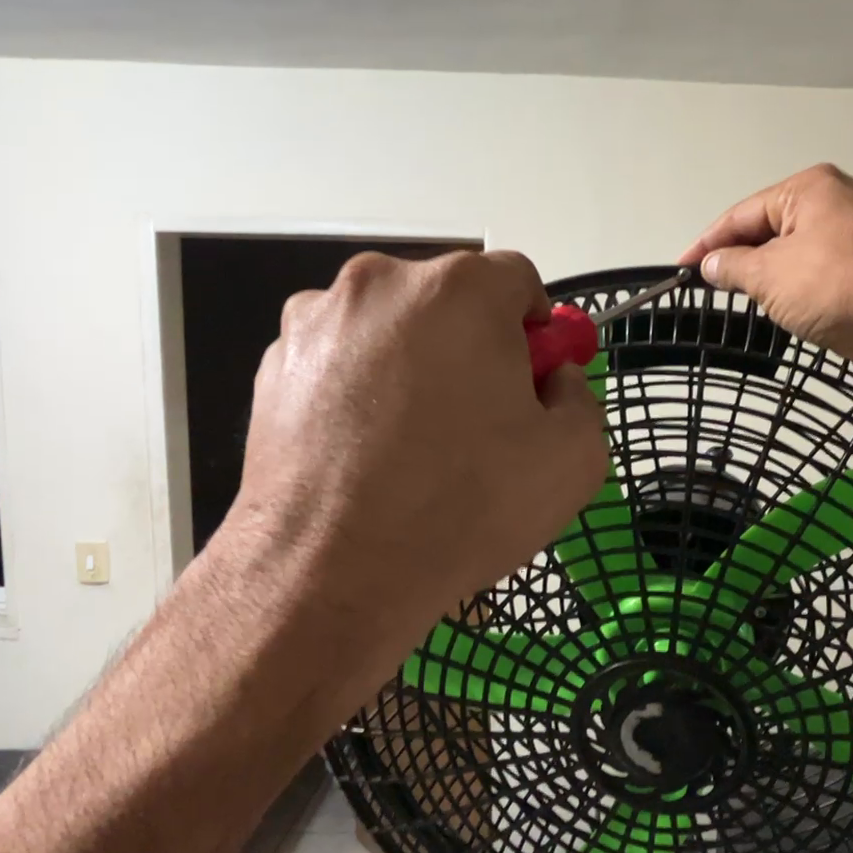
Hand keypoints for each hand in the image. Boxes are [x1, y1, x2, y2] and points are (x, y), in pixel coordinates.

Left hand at [216, 250, 606, 681]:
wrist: (331, 571)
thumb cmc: (464, 506)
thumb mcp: (574, 458)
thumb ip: (581, 397)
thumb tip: (553, 381)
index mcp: (459, 289)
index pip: (519, 281)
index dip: (536, 333)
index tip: (531, 385)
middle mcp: (381, 283)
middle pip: (449, 301)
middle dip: (472, 347)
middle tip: (476, 423)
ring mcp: (316, 320)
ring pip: (390, 330)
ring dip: (411, 365)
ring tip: (411, 446)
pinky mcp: (271, 365)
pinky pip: (339, 362)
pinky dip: (358, 390)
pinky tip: (363, 454)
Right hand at [679, 164, 852, 374]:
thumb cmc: (841, 288)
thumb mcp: (771, 277)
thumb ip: (732, 268)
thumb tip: (710, 264)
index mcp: (812, 189)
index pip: (743, 213)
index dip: (707, 243)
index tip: (682, 268)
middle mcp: (840, 202)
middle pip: (772, 230)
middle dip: (742, 260)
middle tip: (713, 290)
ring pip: (798, 255)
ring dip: (772, 280)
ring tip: (751, 304)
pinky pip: (823, 274)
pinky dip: (801, 290)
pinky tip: (793, 312)